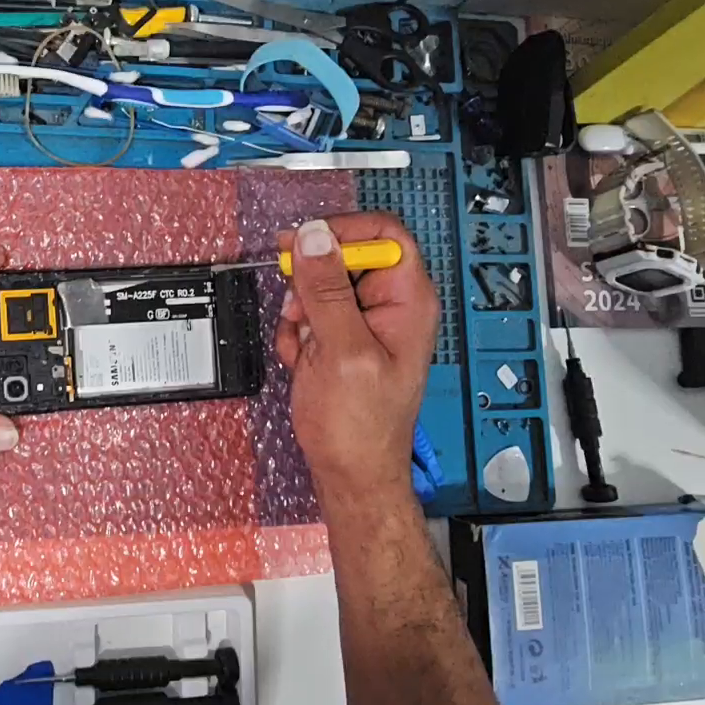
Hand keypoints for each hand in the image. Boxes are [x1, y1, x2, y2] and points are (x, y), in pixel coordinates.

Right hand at [275, 214, 436, 505]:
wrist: (349, 472)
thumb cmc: (359, 424)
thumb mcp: (341, 351)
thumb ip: (327, 290)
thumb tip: (313, 236)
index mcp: (407, 300)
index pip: (383, 234)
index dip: (342, 232)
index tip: (304, 245)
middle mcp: (389, 305)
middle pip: (345, 256)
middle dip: (311, 282)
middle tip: (298, 310)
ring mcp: (364, 322)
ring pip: (320, 285)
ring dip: (300, 313)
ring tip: (305, 349)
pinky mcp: (341, 338)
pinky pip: (309, 313)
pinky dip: (297, 334)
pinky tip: (303, 363)